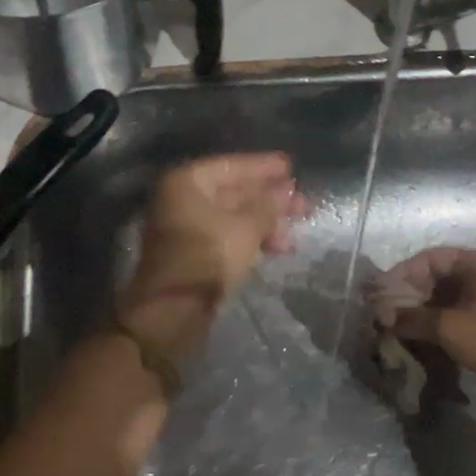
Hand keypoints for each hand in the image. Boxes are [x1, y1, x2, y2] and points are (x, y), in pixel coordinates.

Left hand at [117, 153, 305, 358]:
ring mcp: (185, 229)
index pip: (232, 166)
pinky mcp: (192, 255)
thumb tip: (286, 191)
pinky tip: (277, 247)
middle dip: (269, 199)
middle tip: (302, 203)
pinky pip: (227, 237)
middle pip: (233, 192)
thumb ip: (268, 207)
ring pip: (233, 218)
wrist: (173, 310)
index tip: (291, 167)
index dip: (264, 167)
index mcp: (188, 183)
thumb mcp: (246, 228)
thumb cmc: (208, 259)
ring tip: (295, 232)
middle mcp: (182, 200)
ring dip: (265, 223)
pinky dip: (251, 239)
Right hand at [373, 246, 475, 399]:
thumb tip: (382, 315)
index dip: (400, 273)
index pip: (429, 258)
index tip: (379, 293)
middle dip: (407, 295)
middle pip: (435, 278)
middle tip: (382, 313)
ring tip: (393, 327)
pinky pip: (453, 316)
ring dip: (418, 312)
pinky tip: (415, 337)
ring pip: (443, 299)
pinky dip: (433, 324)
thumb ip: (413, 318)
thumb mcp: (449, 327)